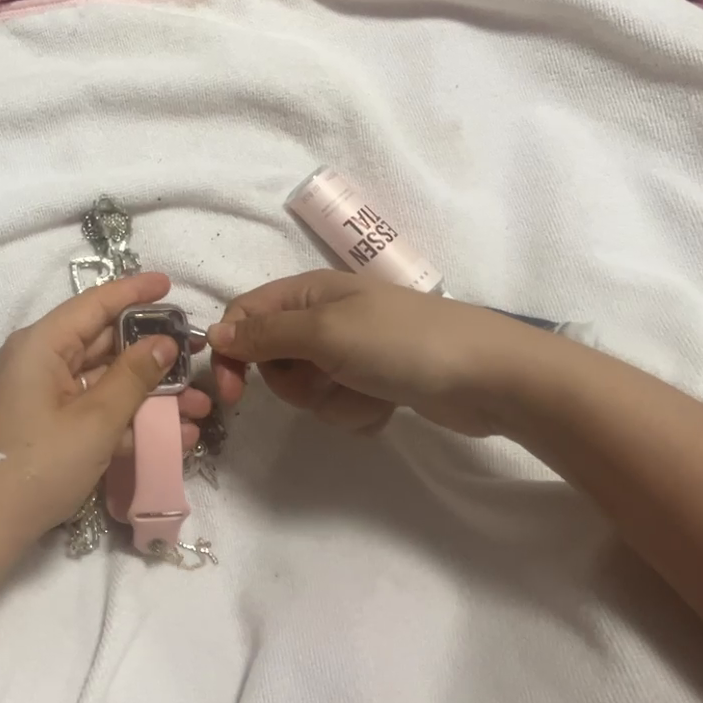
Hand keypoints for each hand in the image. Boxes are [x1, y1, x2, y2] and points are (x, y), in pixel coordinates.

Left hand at [0, 273, 212, 547]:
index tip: (170, 283)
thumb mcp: (94, 420)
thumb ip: (133, 377)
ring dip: (149, 392)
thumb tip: (163, 341)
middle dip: (153, 352)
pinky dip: (128, 417)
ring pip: (104, 380)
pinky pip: (93, 408)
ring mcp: (42, 395)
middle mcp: (39, 360)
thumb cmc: (38, 464)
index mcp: (41, 344)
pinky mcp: (47, 425)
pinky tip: (174, 433)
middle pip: (103, 342)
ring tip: (199, 404)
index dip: (134, 292)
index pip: (94, 304)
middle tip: (197, 352)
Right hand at [207, 270, 536, 437]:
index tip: (232, 391)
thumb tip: (213, 333)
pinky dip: (356, 411)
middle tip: (324, 380)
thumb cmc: (400, 342)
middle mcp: (324, 317)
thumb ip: (264, 334)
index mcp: (308, 291)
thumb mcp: (323, 331)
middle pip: (272, 357)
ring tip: (366, 392)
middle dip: (292, 381)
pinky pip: (338, 404)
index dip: (231, 350)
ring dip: (329, 400)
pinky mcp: (373, 383)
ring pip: (306, 387)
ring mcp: (351, 352)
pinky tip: (386, 406)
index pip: (244, 315)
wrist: (489, 377)